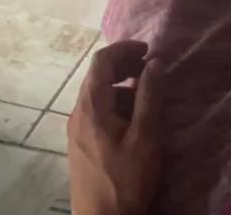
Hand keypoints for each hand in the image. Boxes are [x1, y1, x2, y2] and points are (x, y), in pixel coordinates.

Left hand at [67, 40, 163, 214]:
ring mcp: (76, 130)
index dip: (124, 48)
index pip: (102, 60)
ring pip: (97, 95)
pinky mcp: (80, 146)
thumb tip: (155, 62)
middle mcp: (78, 112)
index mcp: (91, 105)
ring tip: (146, 97)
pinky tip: (132, 122)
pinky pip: (96, 112)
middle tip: (149, 69)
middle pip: (97, 75)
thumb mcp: (145, 138)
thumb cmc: (125, 182)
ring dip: (121, 87)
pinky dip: (114, 105)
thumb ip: (150, 97)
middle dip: (124, 66)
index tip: (147, 49)